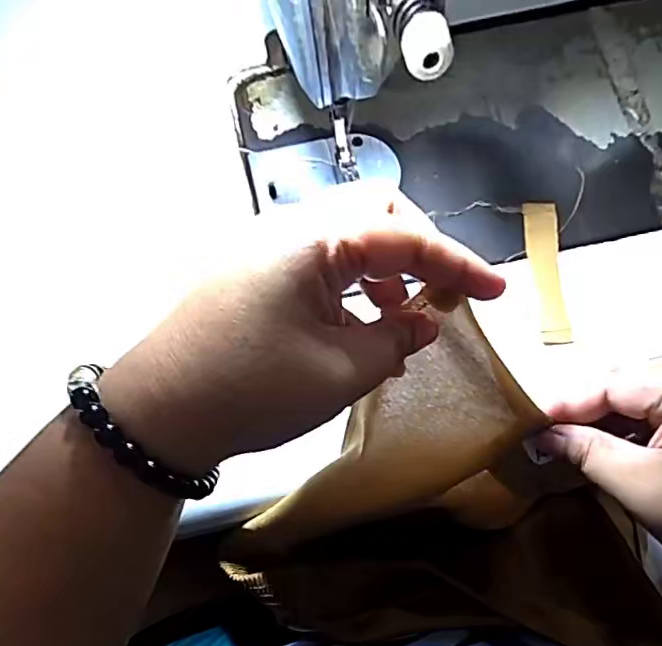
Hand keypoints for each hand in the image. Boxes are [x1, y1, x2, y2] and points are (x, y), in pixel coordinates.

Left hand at [97, 184, 503, 472]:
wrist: (163, 411)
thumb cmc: (255, 388)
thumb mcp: (341, 371)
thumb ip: (394, 340)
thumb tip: (423, 322)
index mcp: (316, 243)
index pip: (405, 240)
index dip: (458, 265)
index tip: (497, 291)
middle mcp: (292, 233)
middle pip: (377, 219)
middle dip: (421, 255)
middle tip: (443, 300)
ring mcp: (271, 255)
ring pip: (350, 246)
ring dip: (388, 279)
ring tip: (403, 329)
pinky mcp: (259, 281)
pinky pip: (323, 273)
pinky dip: (356, 297)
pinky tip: (364, 338)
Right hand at [537, 365, 661, 587]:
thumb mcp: (640, 486)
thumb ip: (587, 451)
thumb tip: (545, 435)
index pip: (617, 381)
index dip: (570, 402)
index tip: (531, 422)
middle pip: (637, 385)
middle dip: (592, 412)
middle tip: (551, 437)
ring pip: (656, 400)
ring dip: (617, 423)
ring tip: (578, 446)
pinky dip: (646, 431)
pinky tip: (621, 451)